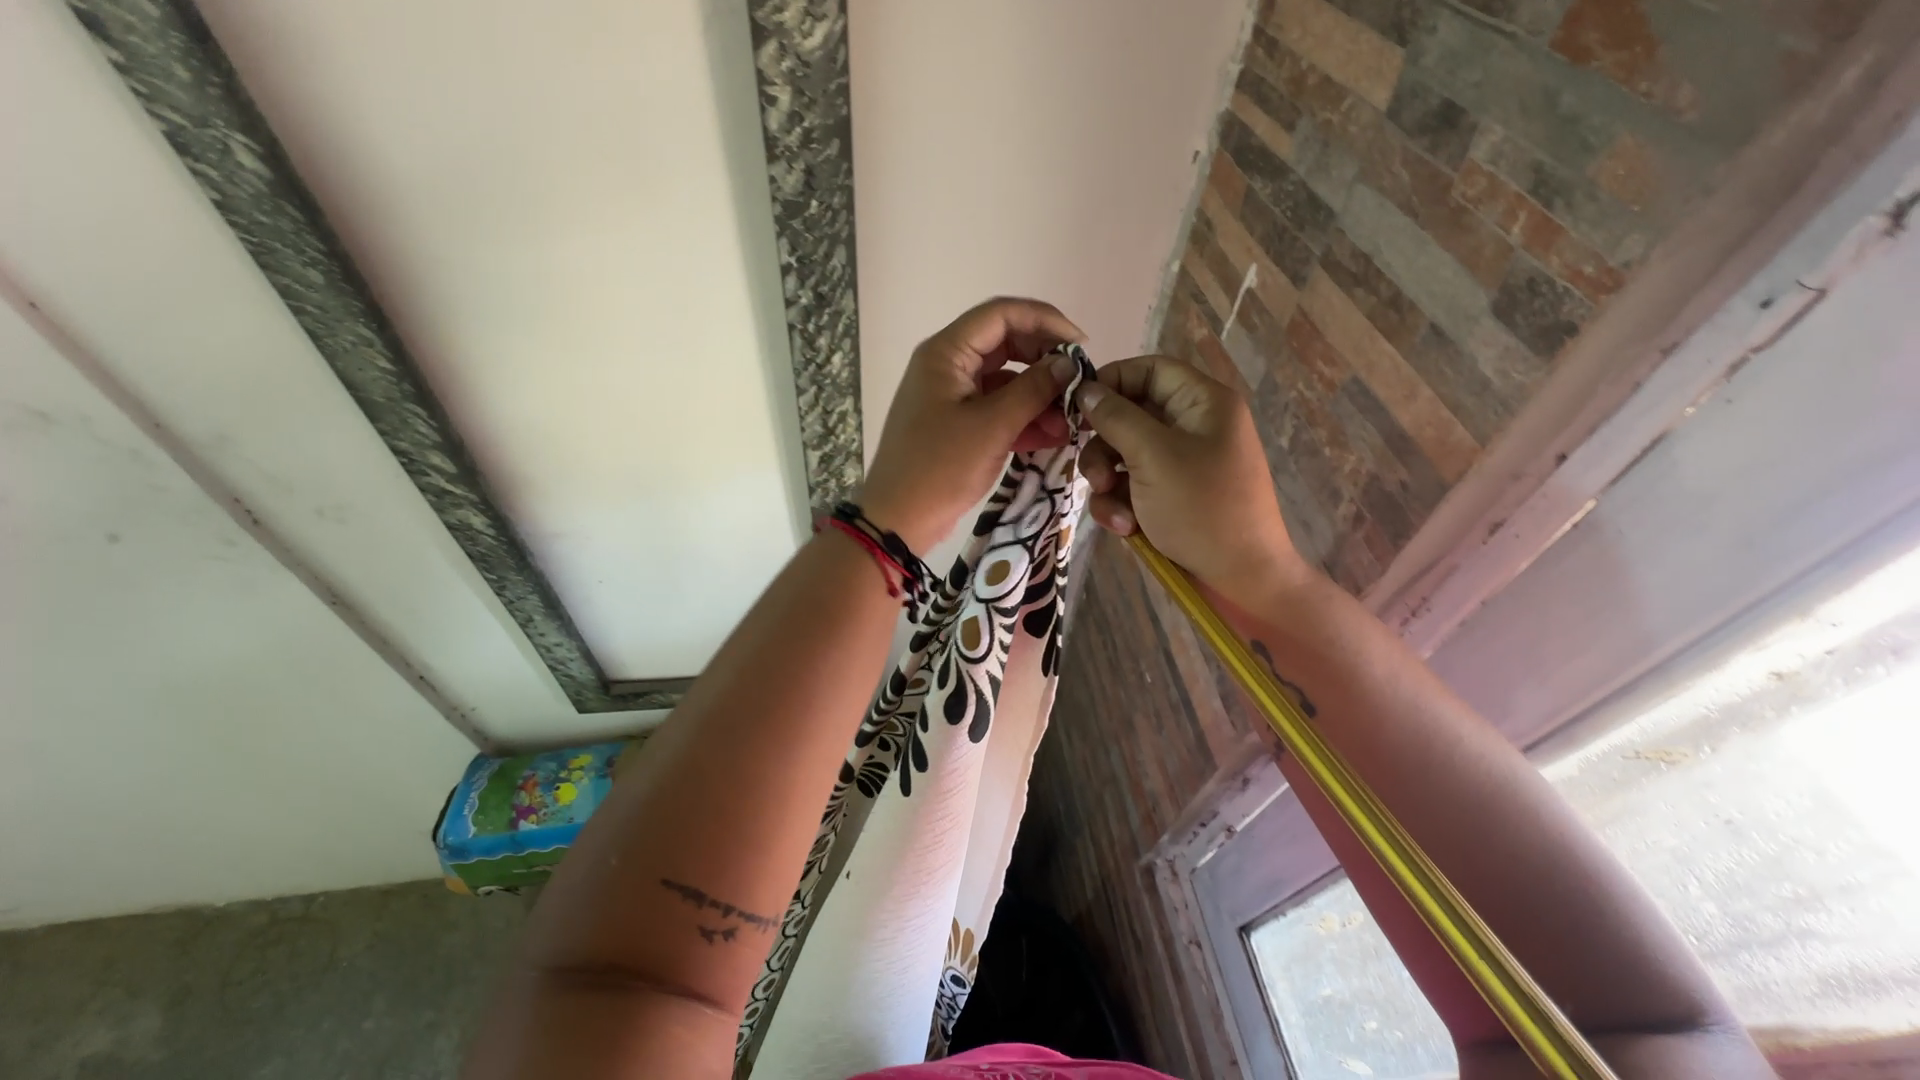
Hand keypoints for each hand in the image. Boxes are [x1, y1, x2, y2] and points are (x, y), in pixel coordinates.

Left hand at [861, 298, 1084, 551]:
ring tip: (1071, 421)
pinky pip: (998, 408)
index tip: (1082, 346)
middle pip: (1007, 344)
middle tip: (1079, 384)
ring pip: (1006, 379)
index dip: (1046, 322)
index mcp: (946, 352)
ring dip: (1039, 396)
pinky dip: (1024, 418)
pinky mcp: (958, 423)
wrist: (898, 521)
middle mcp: (948, 364)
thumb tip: (1069, 363)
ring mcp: (952, 395)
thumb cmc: (940, 468)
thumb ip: (1034, 390)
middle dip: (1046, 363)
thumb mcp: (992, 427)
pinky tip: (1054, 436)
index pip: (1002, 314)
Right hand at [1075, 355, 1311, 598]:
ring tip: (1115, 514)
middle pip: (1130, 415)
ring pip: (1124, 455)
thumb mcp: (1153, 457)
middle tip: (1093, 476)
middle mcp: (1194, 426)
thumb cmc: (1202, 508)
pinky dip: (1123, 504)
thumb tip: (1086, 390)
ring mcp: (1183, 463)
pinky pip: (1134, 486)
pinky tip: (1127, 528)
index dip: (1112, 382)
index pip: (1150, 370)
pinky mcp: (1172, 495)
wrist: (1241, 577)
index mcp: (1203, 403)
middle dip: (1104, 448)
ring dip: (1108, 484)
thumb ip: (1116, 418)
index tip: (1077, 406)